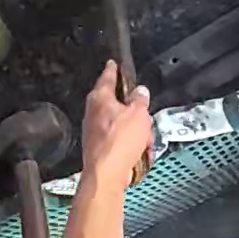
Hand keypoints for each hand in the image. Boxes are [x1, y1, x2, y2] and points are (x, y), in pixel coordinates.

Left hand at [81, 60, 151, 185]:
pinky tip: (140, 153)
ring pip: (121, 124)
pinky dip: (131, 145)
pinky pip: (120, 141)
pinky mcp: (100, 148)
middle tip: (145, 116)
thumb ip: (140, 100)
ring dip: (136, 131)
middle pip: (117, 103)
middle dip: (134, 111)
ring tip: (145, 141)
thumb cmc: (120, 140)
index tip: (113, 63)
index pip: (107, 77)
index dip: (113, 70)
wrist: (106, 174)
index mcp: (100, 98)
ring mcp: (95, 131)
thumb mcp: (139, 114)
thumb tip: (140, 91)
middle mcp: (93, 113)